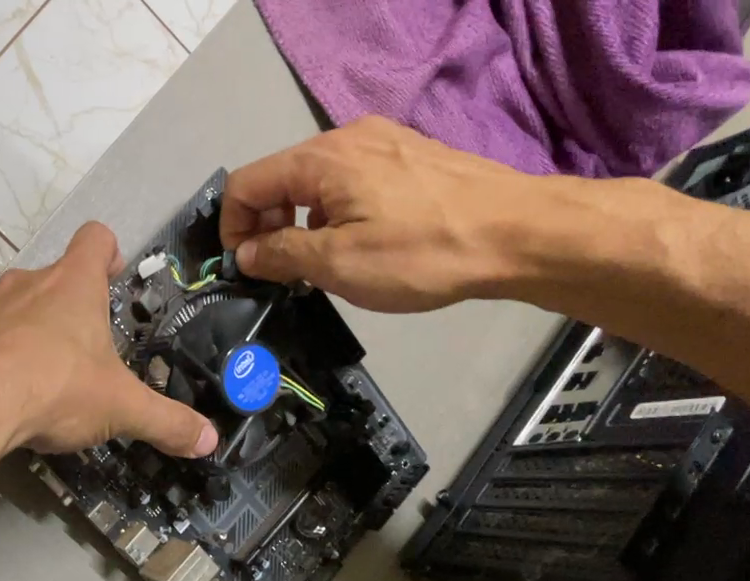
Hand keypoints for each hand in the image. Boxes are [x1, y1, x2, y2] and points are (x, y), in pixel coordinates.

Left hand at [0, 222, 217, 456]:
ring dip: (18, 331)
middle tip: (75, 353)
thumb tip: (209, 440)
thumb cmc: (53, 391)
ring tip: (27, 376)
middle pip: (49, 279)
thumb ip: (166, 423)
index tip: (111, 277)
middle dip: (63, 308)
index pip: (95, 240)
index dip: (106, 253)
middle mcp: (23, 283)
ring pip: (5, 306)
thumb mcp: (120, 410)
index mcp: (71, 286)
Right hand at [220, 117, 550, 311]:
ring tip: (316, 265)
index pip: (246, 183)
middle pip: (277, 178)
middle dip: (264, 226)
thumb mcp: (337, 263)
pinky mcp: (406, 158)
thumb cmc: (420, 252)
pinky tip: (354, 245)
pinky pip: (346, 182)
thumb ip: (280, 255)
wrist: (517, 234)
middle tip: (278, 273)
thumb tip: (245, 253)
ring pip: (312, 182)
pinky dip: (330, 214)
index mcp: (321, 159)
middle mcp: (346, 138)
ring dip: (298, 224)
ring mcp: (381, 143)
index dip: (232, 228)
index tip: (245, 268)